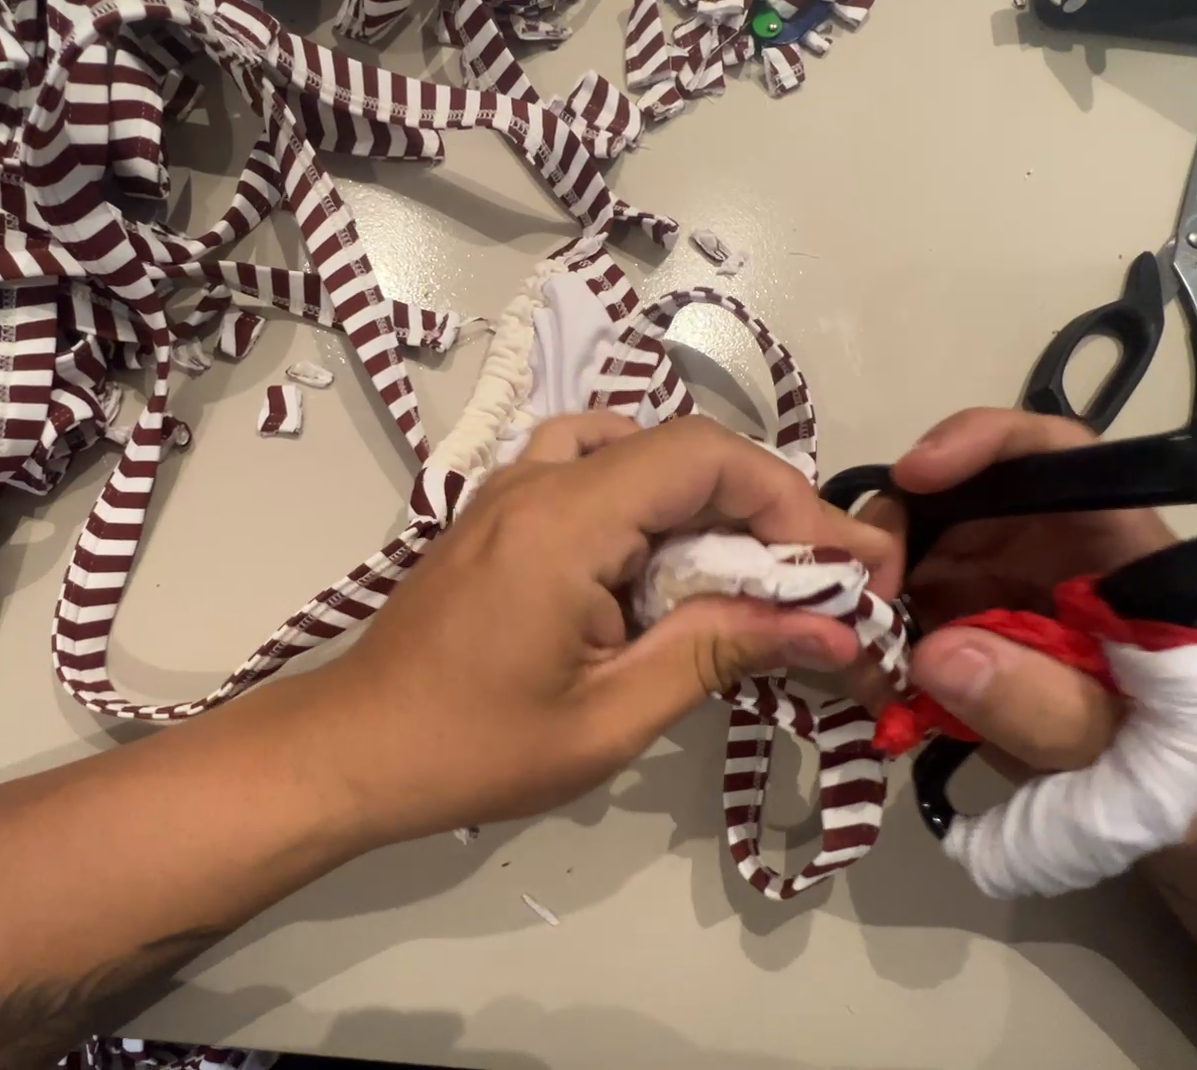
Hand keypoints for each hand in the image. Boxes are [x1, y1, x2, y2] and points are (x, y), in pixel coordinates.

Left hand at [306, 413, 896, 846]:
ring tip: (738, 563)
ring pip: (631, 446)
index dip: (788, 498)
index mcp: (562, 523)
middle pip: (676, 449)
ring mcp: (507, 489)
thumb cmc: (473, 749)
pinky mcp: (496, 511)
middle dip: (761, 506)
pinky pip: (584, 465)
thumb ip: (715, 655)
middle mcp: (534, 482)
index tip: (839, 566)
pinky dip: (640, 490)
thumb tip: (826, 628)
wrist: (356, 746)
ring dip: (700, 496)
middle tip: (812, 579)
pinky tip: (652, 548)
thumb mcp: (608, 717)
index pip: (702, 457)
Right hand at [861, 408, 1196, 842]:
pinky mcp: (952, 625)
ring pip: (906, 552)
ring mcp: (989, 586)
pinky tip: (866, 679)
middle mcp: (1040, 550)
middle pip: (949, 500)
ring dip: (869, 590)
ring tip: (853, 652)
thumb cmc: (1194, 780)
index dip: (980, 442)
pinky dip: (867, 634)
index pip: (1050, 454)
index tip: (914, 474)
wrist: (1182, 829)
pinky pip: (894, 608)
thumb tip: (934, 655)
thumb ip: (1048, 709)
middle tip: (851, 595)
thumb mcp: (1138, 758)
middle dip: (892, 531)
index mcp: (1112, 548)